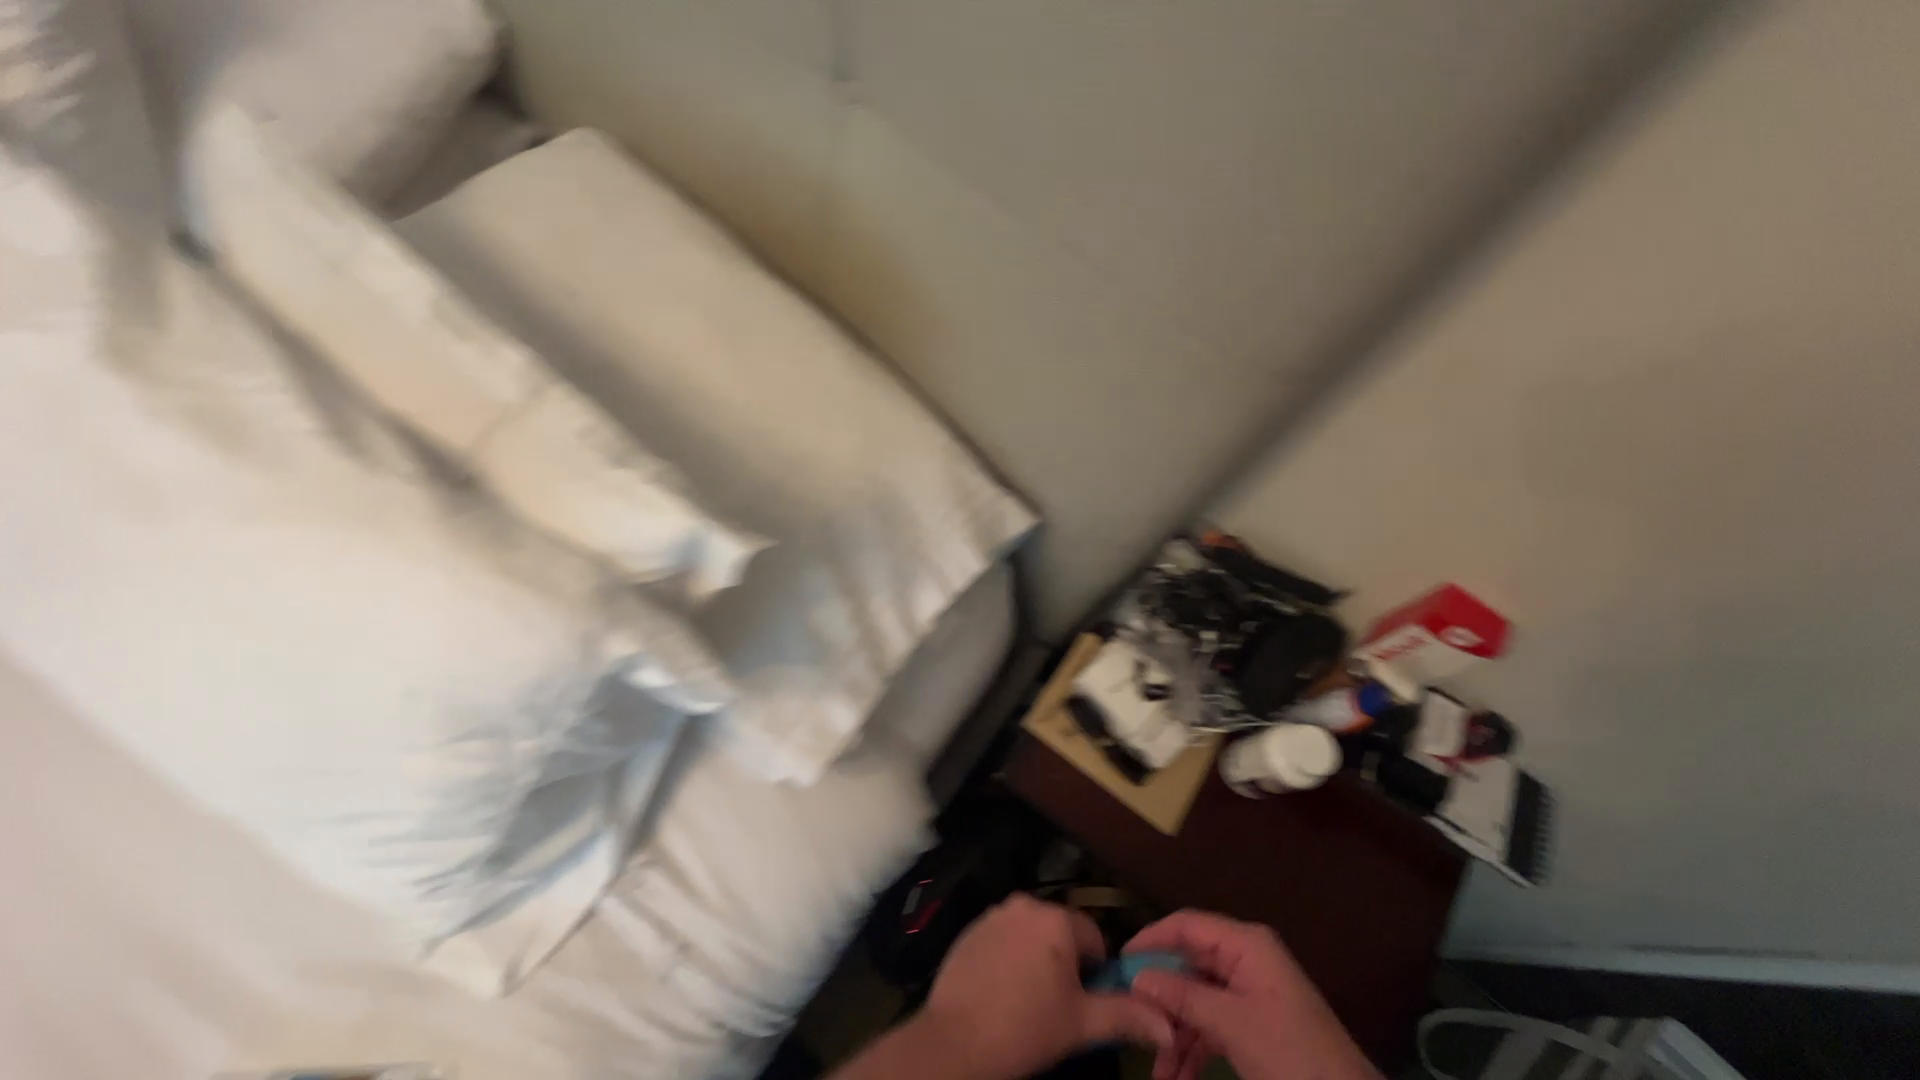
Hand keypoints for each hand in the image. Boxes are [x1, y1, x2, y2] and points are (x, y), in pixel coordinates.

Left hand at [911, 894, 1173, 1079]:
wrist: (955, 1042)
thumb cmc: (1026, 1028)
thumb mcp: (1083, 1025)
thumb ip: (1128, 1016)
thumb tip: (1169, 1025)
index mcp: (1056, 919)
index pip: (1094, 938)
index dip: (1095, 973)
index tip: (1083, 1003)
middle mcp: (1025, 905)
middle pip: (1061, 933)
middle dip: (1065, 965)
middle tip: (1056, 1005)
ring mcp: (993, 915)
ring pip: (1031, 936)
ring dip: (1037, 960)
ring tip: (1027, 1001)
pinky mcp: (968, 930)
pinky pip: (1002, 939)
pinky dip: (1008, 959)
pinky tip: (1001, 993)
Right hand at [1125, 910, 1380, 1079]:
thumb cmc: (1292, 1055)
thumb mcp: (1234, 1025)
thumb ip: (1184, 997)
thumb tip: (1138, 975)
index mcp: (1247, 945)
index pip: (1187, 925)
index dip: (1151, 939)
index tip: (1118, 965)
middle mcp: (1246, 961)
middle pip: (1188, 965)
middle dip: (1160, 999)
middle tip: (1131, 1023)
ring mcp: (1249, 994)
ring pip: (1195, 1001)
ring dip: (1173, 1035)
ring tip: (1157, 1070)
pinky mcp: (1253, 1025)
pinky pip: (1210, 1026)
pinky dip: (1192, 1049)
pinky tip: (1175, 1075)